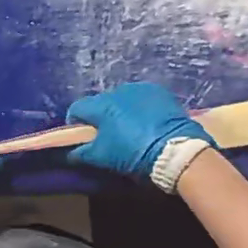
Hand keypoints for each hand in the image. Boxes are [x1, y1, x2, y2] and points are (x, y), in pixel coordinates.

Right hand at [66, 82, 215, 191]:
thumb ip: (81, 153)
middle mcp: (117, 92)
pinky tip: (147, 123)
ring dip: (121, 111)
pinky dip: (140, 108)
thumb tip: (70, 153)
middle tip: (108, 135)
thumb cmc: (133, 154)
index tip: (83, 136)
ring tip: (130, 129)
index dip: (76, 122)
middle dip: (101, 117)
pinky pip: (142, 98)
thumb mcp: (102, 157)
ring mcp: (140, 89)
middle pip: (100, 103)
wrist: (177, 150)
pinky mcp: (159, 92)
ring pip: (122, 99)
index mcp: (100, 106)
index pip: (77, 108)